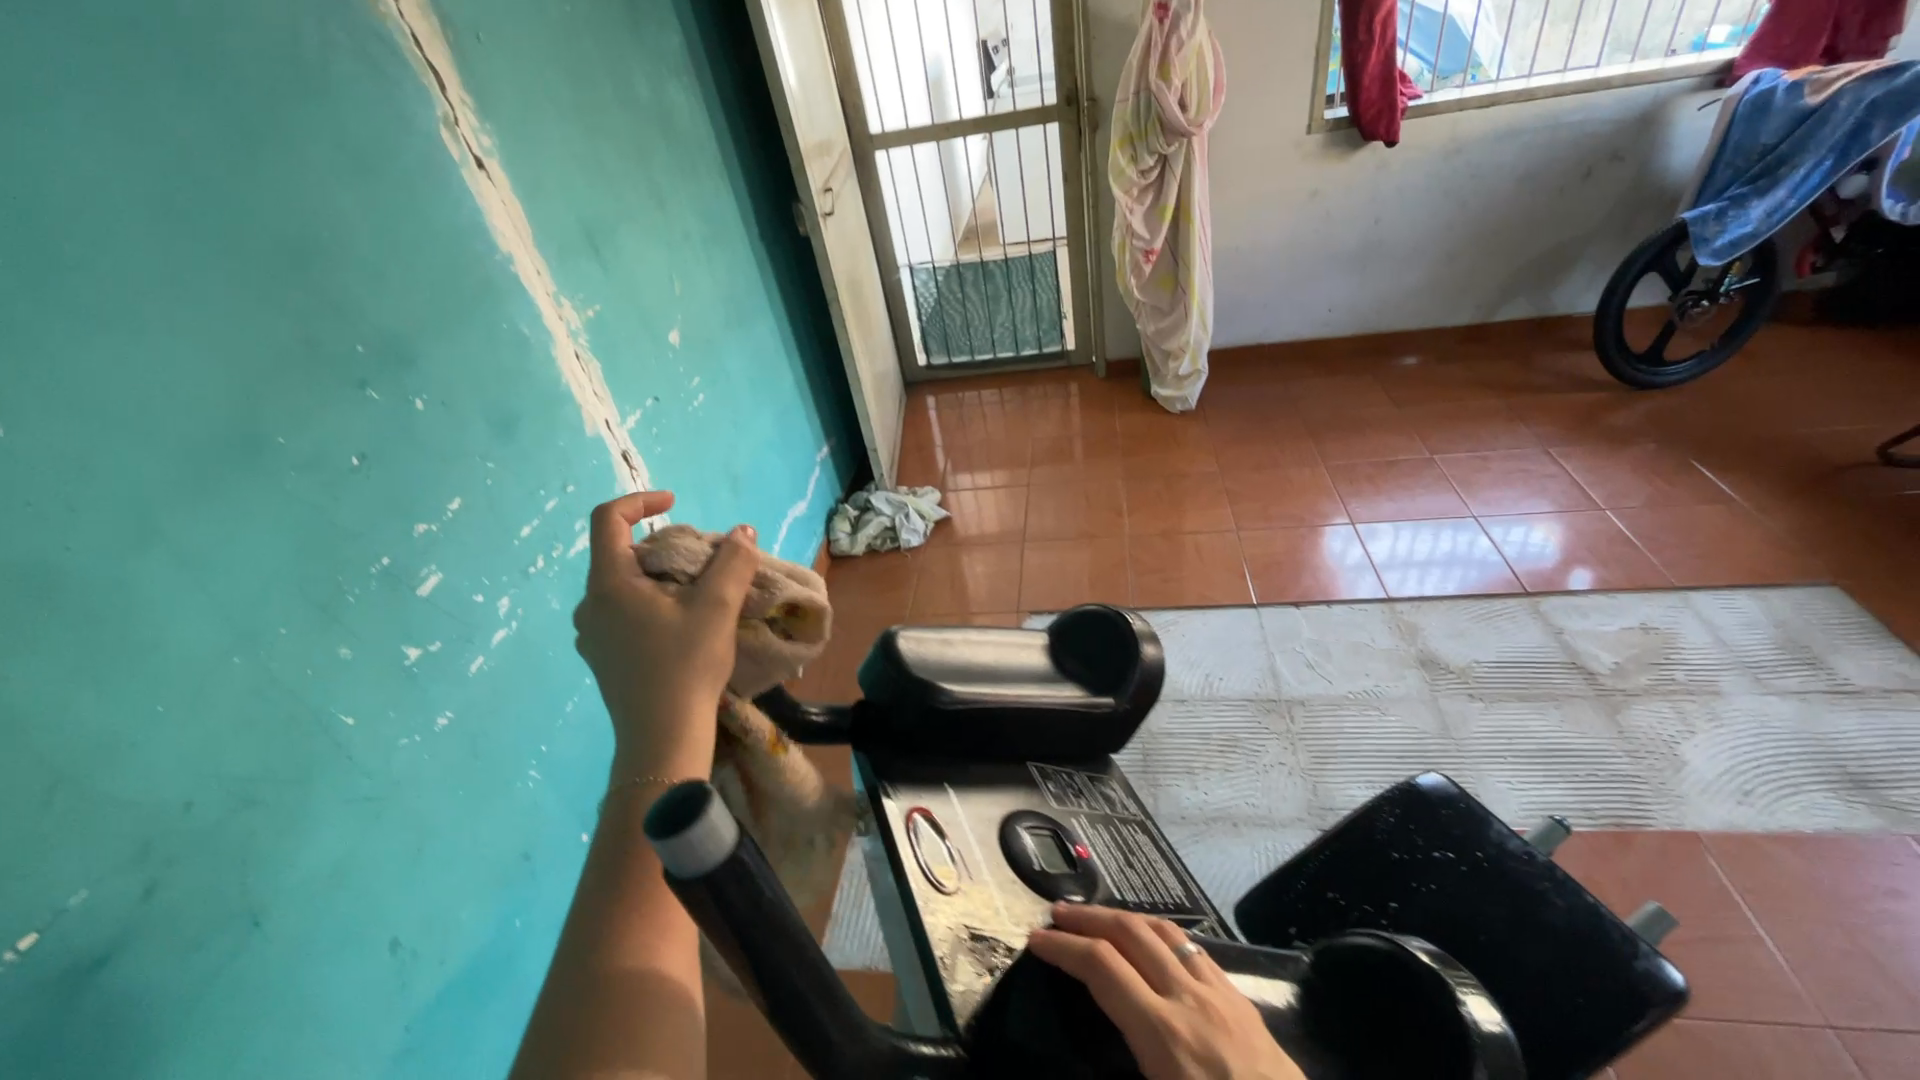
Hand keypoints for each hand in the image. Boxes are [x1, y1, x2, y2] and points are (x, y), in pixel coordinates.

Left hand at [572, 491, 760, 777]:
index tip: (675, 503)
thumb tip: (742, 533)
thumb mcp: (717, 607)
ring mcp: (593, 635)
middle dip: (662, 547)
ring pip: (624, 587)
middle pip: (620, 555)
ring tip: (697, 594)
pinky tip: (681, 627)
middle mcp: (590, 604)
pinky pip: (624, 614)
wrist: (662, 736)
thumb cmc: (685, 665)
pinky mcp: (603, 658)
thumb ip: (732, 562)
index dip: (640, 500)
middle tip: (702, 560)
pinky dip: (651, 605)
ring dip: (659, 579)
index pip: (607, 519)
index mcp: (609, 583)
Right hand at [1028, 903, 1304, 1079]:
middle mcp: (1189, 1000)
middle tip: (1057, 916)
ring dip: (1124, 917)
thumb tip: (1078, 1063)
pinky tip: (1153, 946)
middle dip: (1088, 918)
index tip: (1035, 941)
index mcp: (1162, 1035)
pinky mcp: (1242, 1001)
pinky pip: (1195, 951)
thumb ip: (1117, 1063)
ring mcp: (1220, 994)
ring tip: (1098, 918)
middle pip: (1130, 933)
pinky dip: (1161, 936)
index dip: (1062, 948)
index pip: (1101, 967)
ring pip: (1166, 932)